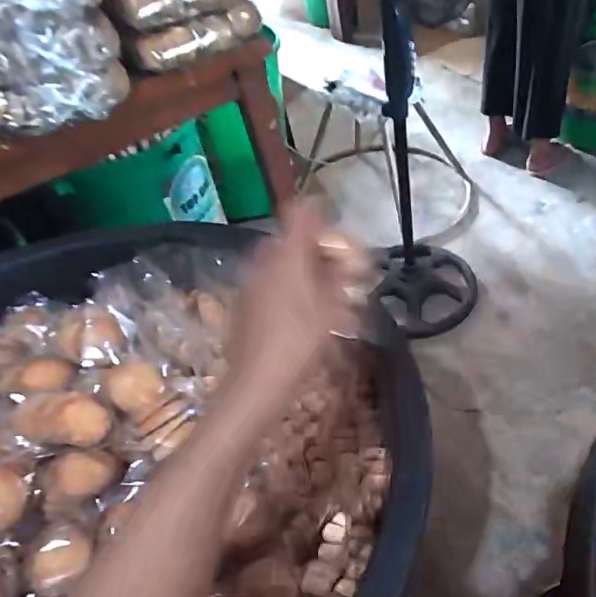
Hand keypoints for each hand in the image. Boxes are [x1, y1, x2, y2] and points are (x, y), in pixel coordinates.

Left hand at [221, 205, 367, 418]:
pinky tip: (303, 320)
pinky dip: (289, 294)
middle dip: (318, 256)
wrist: (257, 381)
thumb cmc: (299, 344)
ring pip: (282, 266)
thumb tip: (352, 257)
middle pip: (293, 243)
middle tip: (340, 280)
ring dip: (306, 277)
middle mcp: (264, 262)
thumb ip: (341, 276)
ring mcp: (250, 283)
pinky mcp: (243, 305)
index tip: (341, 246)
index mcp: (286, 256)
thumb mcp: (330, 310)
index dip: (323, 223)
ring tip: (328, 305)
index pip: (301, 215)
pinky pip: (270, 286)